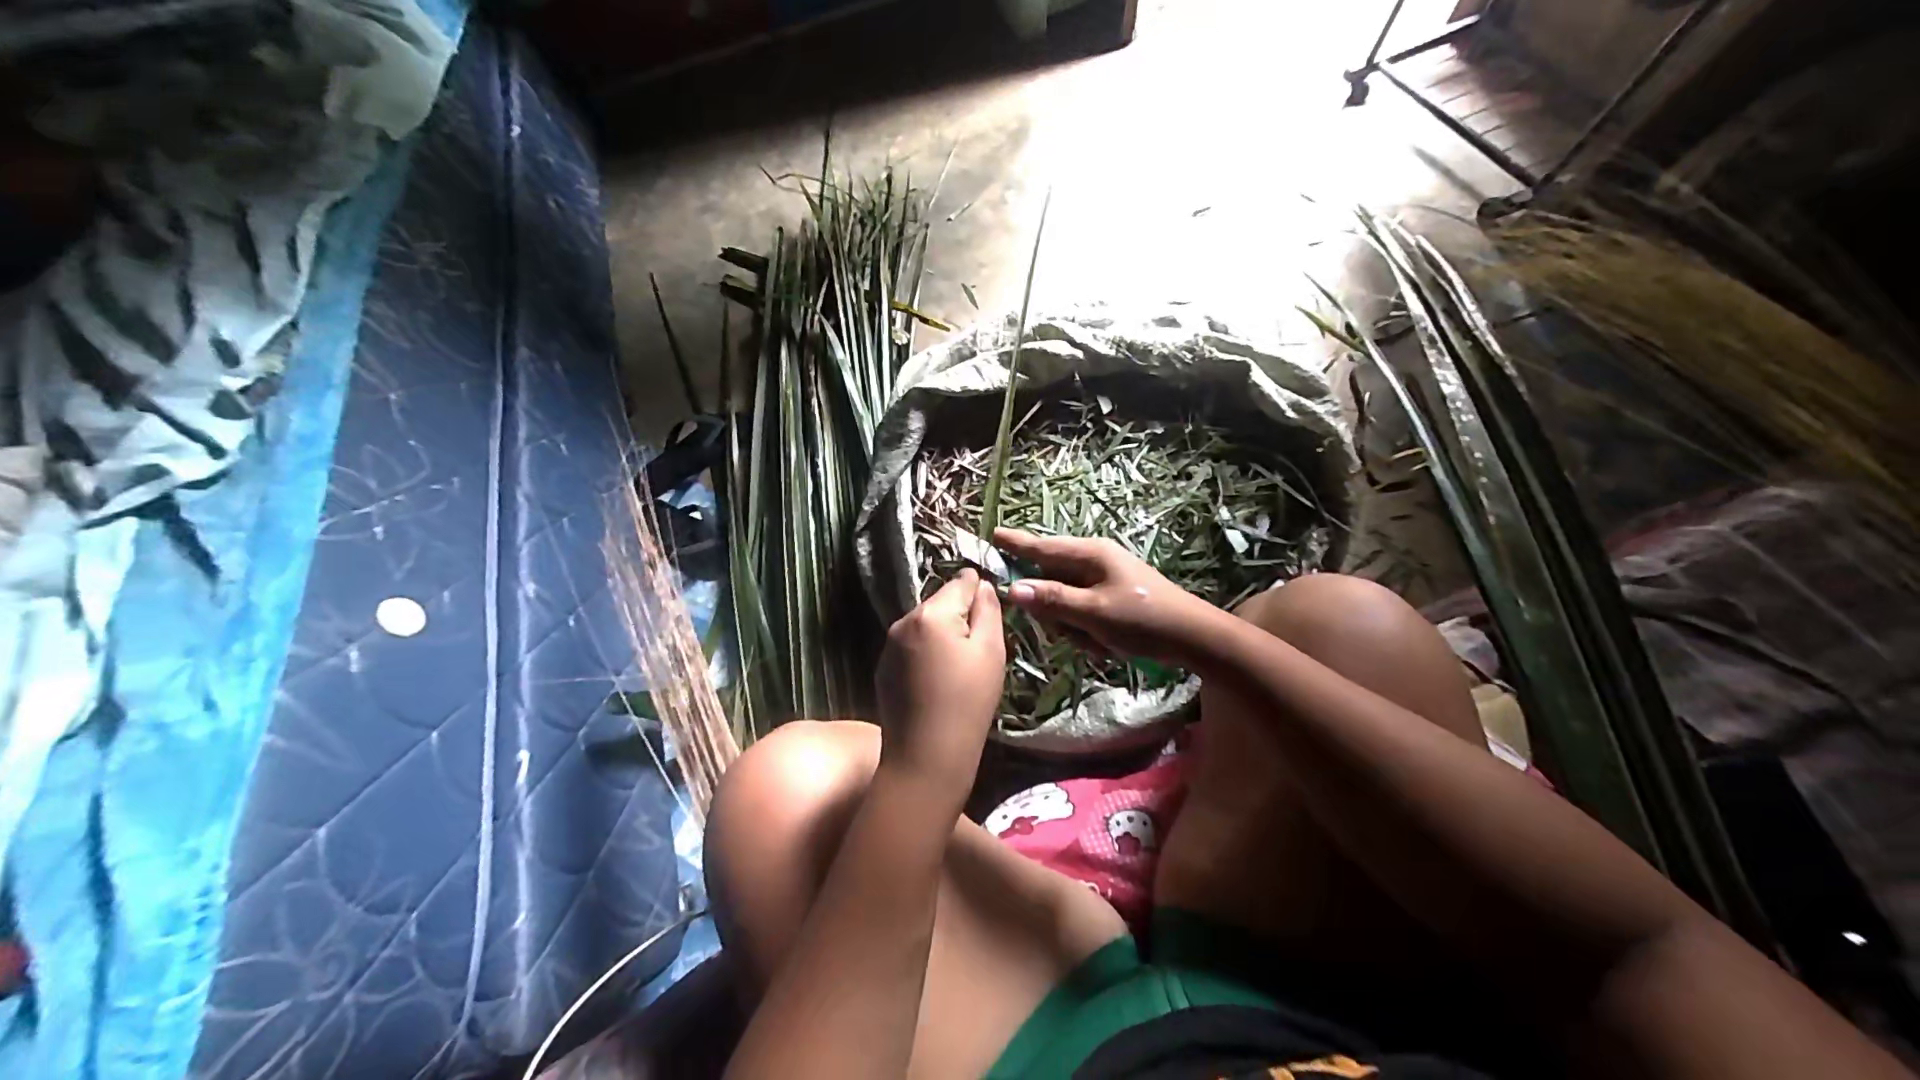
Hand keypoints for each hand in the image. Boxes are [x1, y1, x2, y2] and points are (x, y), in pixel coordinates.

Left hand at [875, 569, 1005, 796]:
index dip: (979, 594)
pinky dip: (926, 656)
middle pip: (940, 603)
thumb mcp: (991, 652)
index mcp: (931, 613)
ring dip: (942, 637)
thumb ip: (987, 610)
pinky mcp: (883, 668)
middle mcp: (903, 621)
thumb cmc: (967, 703)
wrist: (926, 758)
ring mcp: (889, 645)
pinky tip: (937, 684)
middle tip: (979, 651)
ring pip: (925, 626)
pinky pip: (911, 648)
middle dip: (960, 618)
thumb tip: (980, 584)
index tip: (991, 617)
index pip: (960, 582)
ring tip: (959, 670)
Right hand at [994, 528, 1221, 665]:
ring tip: (1096, 641)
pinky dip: (1087, 632)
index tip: (990, 536)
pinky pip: (1081, 614)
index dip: (1015, 544)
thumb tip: (1012, 589)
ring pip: (1063, 603)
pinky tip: (1106, 644)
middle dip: (1052, 610)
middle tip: (1067, 630)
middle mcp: (1094, 562)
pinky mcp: (1110, 600)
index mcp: (1090, 554)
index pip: (1041, 547)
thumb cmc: (1143, 619)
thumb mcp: (1093, 612)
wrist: (1194, 638)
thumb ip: (1052, 600)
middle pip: (1049, 580)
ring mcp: (1103, 581)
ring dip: (1072, 626)